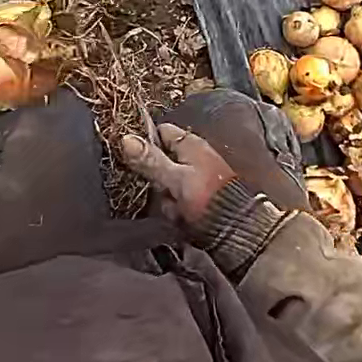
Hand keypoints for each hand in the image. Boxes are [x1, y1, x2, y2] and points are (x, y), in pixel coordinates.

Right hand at [118, 123, 237, 226]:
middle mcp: (194, 156)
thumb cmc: (206, 197)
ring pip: (166, 183)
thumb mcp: (175, 178)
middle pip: (160, 161)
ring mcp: (196, 177)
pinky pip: (176, 199)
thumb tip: (125, 138)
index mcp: (190, 144)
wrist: (236, 229)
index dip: (146, 141)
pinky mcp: (198, 196)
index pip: (161, 131)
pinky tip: (182, 216)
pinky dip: (177, 208)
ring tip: (176, 206)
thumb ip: (150, 160)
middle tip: (162, 189)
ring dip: (166, 197)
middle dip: (156, 178)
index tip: (134, 156)